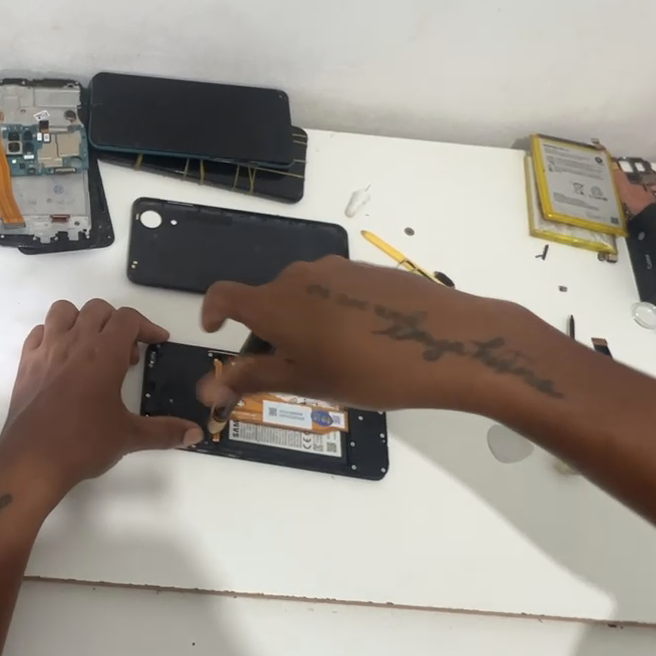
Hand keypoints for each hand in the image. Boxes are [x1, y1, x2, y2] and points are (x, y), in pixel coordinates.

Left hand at [0, 300, 203, 513]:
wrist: (33, 458)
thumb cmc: (85, 442)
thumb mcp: (130, 436)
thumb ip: (165, 431)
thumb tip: (196, 435)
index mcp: (104, 353)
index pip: (128, 318)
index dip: (147, 326)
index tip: (157, 342)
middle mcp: (75, 342)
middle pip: (98, 309)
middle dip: (116, 323)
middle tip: (124, 355)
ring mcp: (46, 350)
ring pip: (63, 311)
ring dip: (81, 320)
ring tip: (91, 347)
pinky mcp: (26, 362)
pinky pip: (39, 332)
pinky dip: (53, 335)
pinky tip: (62, 357)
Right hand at [197, 257, 573, 416]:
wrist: (452, 343)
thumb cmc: (367, 369)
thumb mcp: (304, 381)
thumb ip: (250, 378)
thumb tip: (204, 386)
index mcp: (273, 303)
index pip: (223, 296)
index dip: (211, 312)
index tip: (215, 333)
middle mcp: (299, 276)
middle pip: (265, 301)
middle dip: (266, 333)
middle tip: (290, 371)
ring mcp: (337, 269)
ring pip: (302, 297)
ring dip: (301, 324)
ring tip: (332, 362)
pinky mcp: (368, 272)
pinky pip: (333, 291)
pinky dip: (331, 315)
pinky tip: (362, 344)